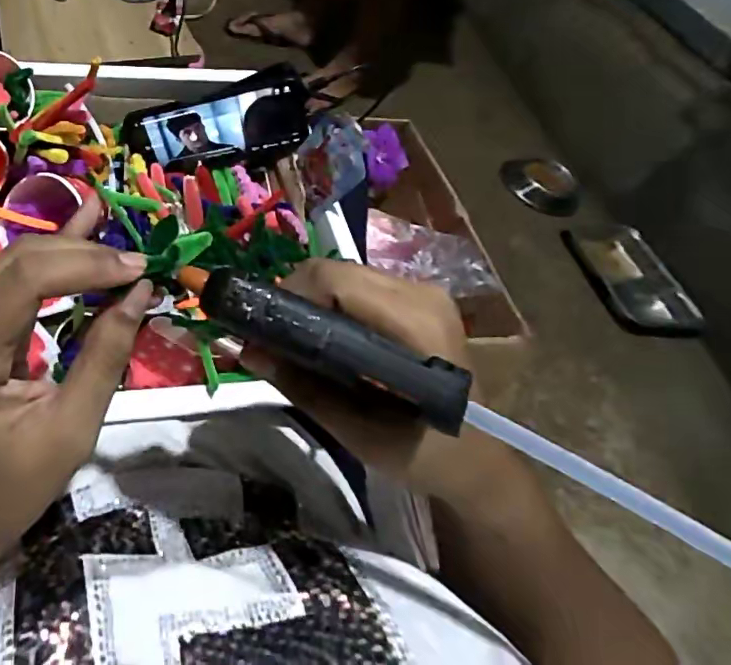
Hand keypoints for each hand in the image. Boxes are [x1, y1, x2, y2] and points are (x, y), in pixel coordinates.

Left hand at [0, 195, 150, 602]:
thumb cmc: (12, 484)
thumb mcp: (71, 430)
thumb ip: (105, 356)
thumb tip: (140, 292)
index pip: (27, 279)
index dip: (85, 264)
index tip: (138, 268)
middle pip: (20, 259)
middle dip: (83, 253)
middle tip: (136, 263)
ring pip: (16, 258)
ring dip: (70, 247)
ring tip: (118, 239)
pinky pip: (11, 274)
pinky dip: (51, 253)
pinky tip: (81, 221)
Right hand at [240, 260, 503, 501]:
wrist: (482, 461)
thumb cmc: (425, 455)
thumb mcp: (357, 431)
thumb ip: (301, 385)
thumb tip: (247, 350)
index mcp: (414, 324)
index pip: (335, 279)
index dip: (293, 295)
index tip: (271, 329)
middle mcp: (422, 294)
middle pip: (338, 270)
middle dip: (300, 296)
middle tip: (280, 335)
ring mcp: (426, 291)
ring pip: (348, 272)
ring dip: (318, 297)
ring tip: (304, 337)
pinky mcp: (423, 295)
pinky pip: (364, 282)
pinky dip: (338, 300)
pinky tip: (333, 334)